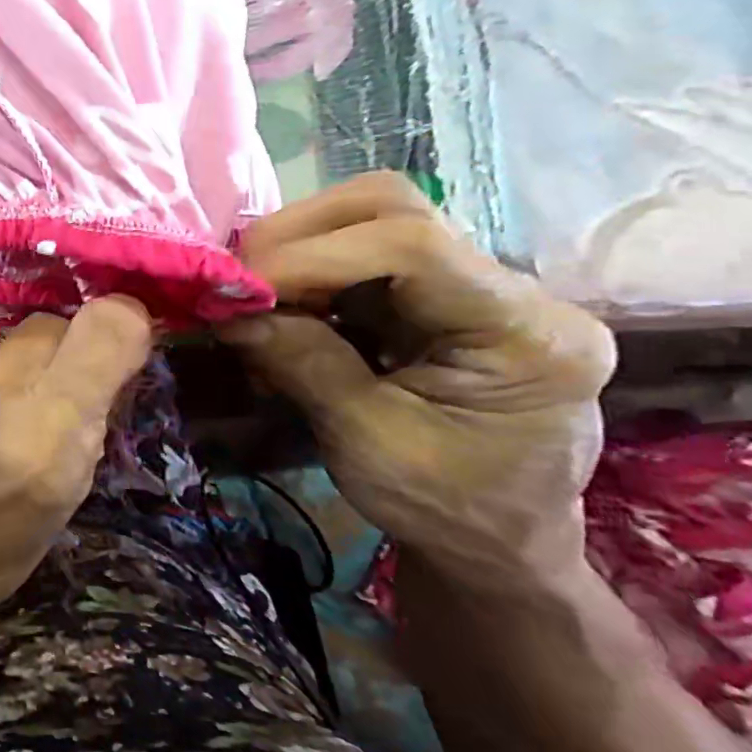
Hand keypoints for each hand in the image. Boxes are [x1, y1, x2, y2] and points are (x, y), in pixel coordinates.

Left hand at [0, 298, 153, 679]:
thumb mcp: (69, 494)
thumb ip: (94, 415)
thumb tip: (117, 348)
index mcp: (42, 441)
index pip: (105, 330)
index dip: (125, 327)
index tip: (123, 349)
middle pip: (54, 325)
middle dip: (69, 352)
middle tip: (58, 395)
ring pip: (11, 332)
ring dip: (23, 360)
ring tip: (8, 406)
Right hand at [219, 173, 616, 586]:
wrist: (492, 544)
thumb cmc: (443, 505)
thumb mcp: (366, 441)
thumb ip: (302, 364)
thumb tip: (229, 311)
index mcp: (522, 333)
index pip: (412, 245)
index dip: (309, 256)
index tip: (236, 293)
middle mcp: (509, 291)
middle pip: (393, 207)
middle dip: (296, 235)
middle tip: (236, 282)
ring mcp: (470, 289)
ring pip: (369, 221)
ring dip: (291, 253)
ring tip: (249, 300)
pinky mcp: (432, 300)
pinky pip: (356, 259)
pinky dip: (300, 276)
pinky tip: (275, 312)